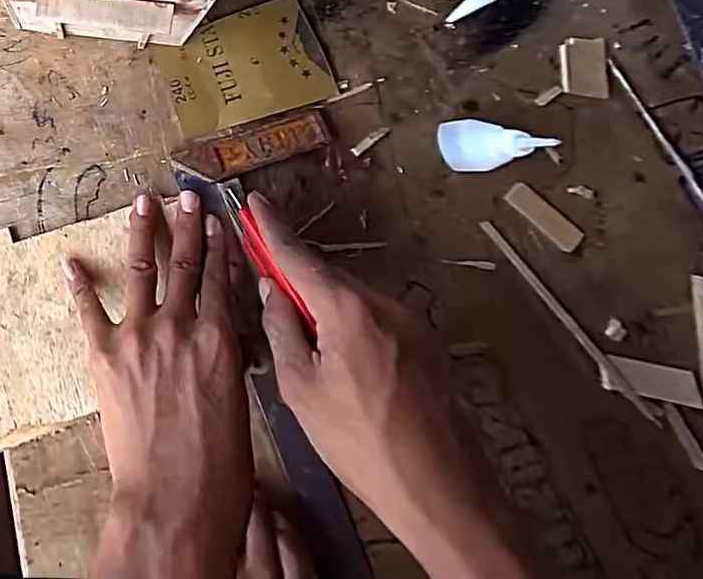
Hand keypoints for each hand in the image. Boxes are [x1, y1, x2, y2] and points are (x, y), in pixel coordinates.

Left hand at [64, 191, 251, 578]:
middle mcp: (179, 327)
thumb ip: (224, 357)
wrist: (171, 504)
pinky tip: (72, 262)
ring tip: (141, 203)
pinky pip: (89, 310)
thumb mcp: (236, 404)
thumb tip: (220, 330)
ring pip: (141, 271)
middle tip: (185, 196)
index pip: (220, 279)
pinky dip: (80, 285)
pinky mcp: (105, 352)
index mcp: (218, 341)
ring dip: (141, 233)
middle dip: (186, 226)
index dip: (218, 246)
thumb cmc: (218, 470)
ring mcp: (139, 336)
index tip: (216, 220)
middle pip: (185, 265)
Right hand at [245, 191, 538, 578]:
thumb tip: (272, 289)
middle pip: (325, 276)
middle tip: (269, 291)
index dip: (269, 226)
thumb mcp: (300, 388)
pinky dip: (349, 323)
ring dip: (323, 306)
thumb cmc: (362, 445)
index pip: (296, 255)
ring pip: (351, 297)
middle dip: (295, 278)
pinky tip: (343, 362)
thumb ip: (280, 327)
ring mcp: (413, 323)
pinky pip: (375, 317)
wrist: (449, 500)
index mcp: (347, 310)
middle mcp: (384, 304)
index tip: (254, 201)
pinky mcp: (429, 345)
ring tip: (309, 349)